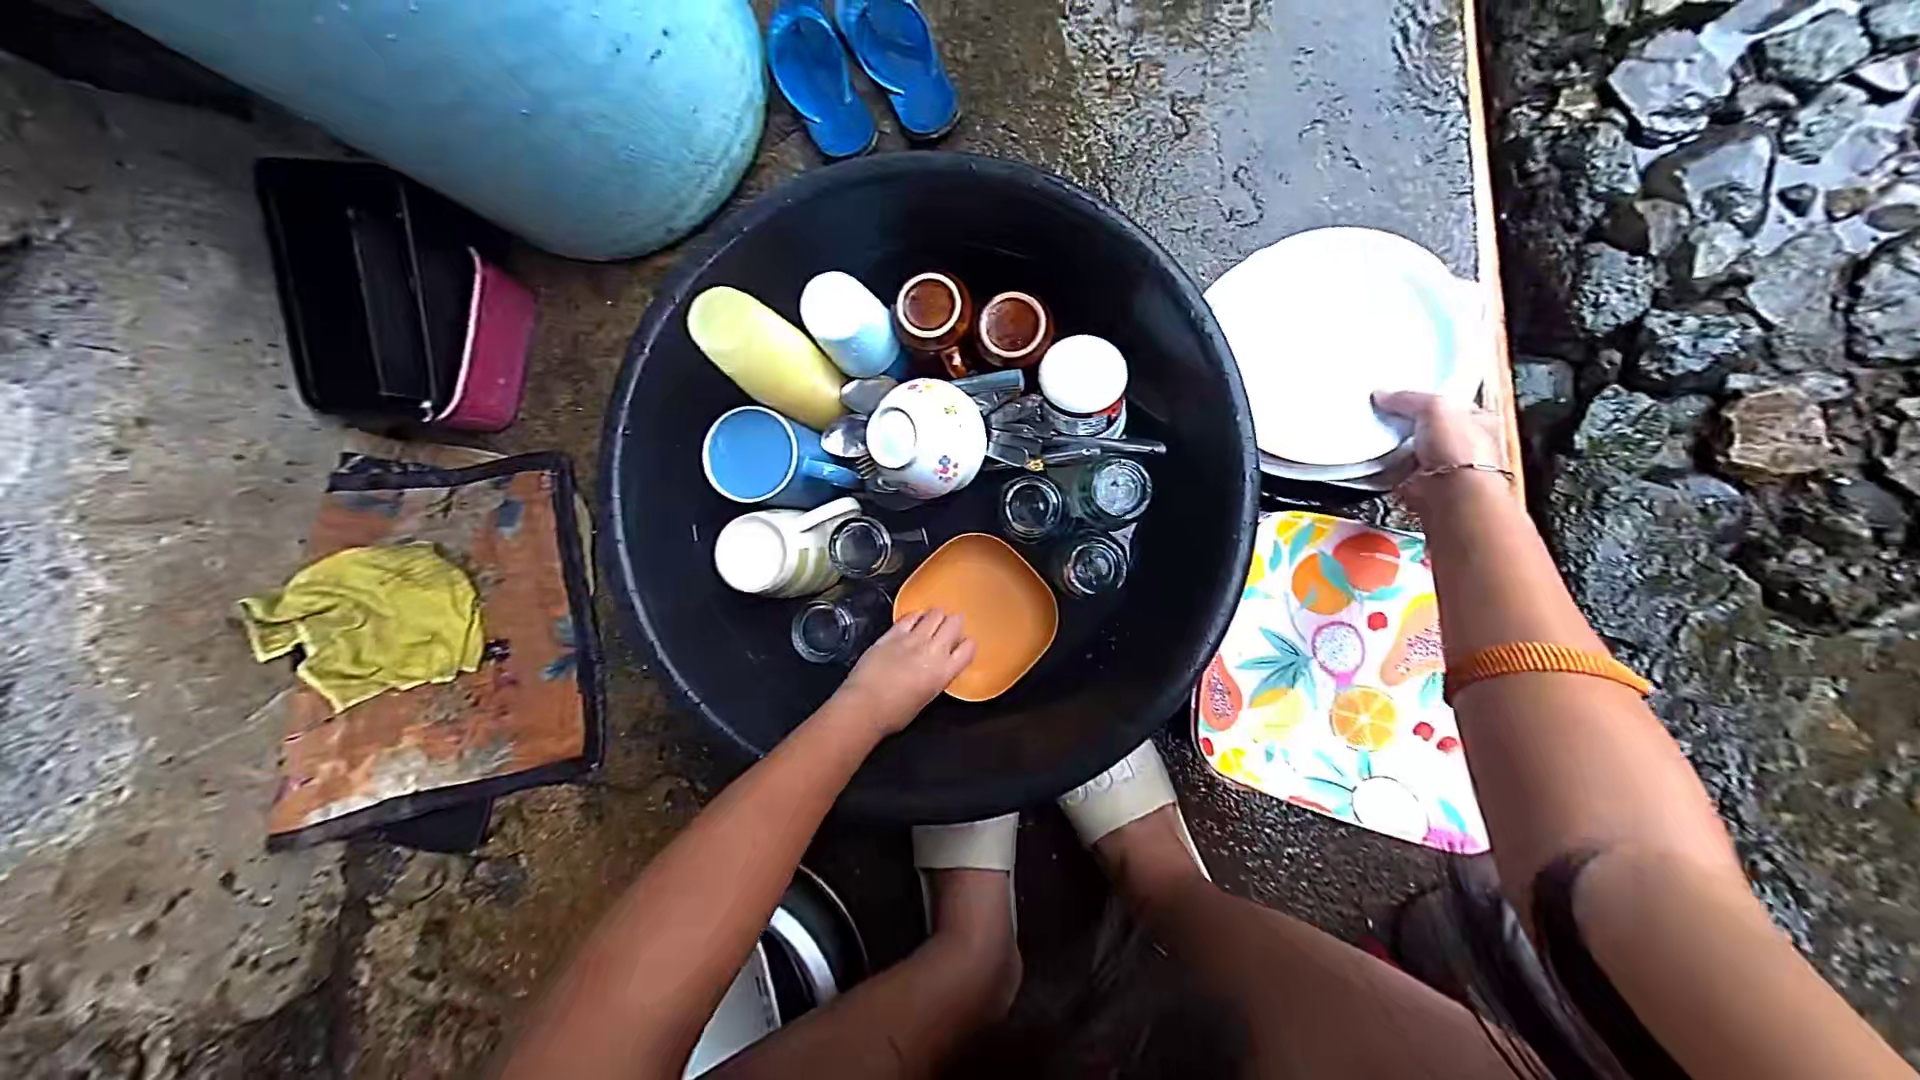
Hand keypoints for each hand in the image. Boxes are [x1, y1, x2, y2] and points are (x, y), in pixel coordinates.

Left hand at [834, 609, 976, 736]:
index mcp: (944, 672)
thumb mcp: (926, 697)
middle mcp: (933, 651)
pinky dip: (915, 616)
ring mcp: (912, 639)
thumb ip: (935, 677)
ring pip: (934, 614)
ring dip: (936, 616)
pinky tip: (913, 620)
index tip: (961, 645)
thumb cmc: (894, 713)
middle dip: (953, 622)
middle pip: (954, 623)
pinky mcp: (892, 634)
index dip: (967, 644)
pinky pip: (909, 616)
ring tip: (931, 621)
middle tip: (949, 626)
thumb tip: (934, 669)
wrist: (864, 706)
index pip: (968, 648)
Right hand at [1372, 390, 1508, 515]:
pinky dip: (1380, 463)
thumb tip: (1380, 395)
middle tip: (1380, 412)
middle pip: (1424, 425)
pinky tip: (1370, 454)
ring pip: (1406, 447)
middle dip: (1403, 421)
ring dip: (1390, 443)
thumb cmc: (1458, 447)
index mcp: (1478, 420)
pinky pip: (1392, 467)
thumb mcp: (1435, 407)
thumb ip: (1408, 398)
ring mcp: (1438, 465)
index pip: (1449, 404)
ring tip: (1371, 431)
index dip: (1426, 398)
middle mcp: (1460, 444)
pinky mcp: (1416, 483)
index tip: (1399, 395)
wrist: (1450, 492)